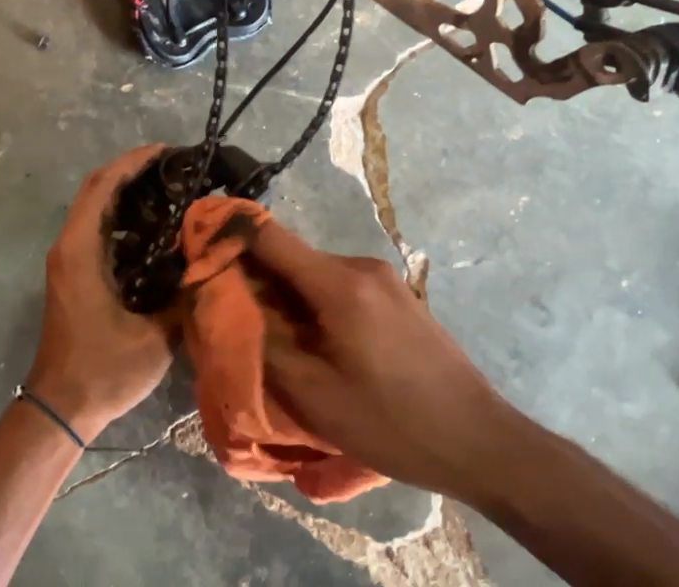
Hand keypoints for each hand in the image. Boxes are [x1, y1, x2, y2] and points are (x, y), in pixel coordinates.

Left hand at [24, 145, 175, 441]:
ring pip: (96, 211)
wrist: (62, 404)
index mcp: (79, 250)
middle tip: (177, 168)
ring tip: (173, 192)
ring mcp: (68, 260)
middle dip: (132, 173)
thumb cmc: (103, 369)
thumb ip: (182, 295)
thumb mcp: (154, 336)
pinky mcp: (74, 274)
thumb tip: (211, 263)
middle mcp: (68, 246)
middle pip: (97, 192)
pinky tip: (157, 230)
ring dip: (127, 195)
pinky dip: (123, 220)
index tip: (166, 150)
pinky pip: (97, 232)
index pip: (102, 187)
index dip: (132, 163)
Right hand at [241, 213, 527, 501]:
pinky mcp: (396, 298)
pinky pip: (336, 288)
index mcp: (338, 283)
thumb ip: (261, 342)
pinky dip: (311, 306)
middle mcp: (359, 267)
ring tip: (268, 337)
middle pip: (286, 256)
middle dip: (251, 278)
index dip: (224, 233)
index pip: (266, 235)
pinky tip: (312, 344)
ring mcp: (383, 280)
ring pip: (310, 274)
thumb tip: (221, 304)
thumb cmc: (393, 423)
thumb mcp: (314, 393)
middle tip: (224, 312)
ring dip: (283, 297)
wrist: (487, 446)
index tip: (191, 246)